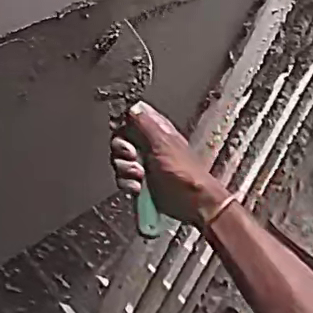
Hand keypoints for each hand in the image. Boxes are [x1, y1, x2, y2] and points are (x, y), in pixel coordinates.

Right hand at [109, 102, 231, 227]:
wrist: (193, 205)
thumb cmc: (185, 175)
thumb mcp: (163, 144)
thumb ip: (146, 124)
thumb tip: (133, 107)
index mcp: (157, 131)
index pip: (129, 121)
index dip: (123, 129)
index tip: (128, 141)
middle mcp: (149, 145)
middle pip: (119, 142)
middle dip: (121, 153)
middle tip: (134, 160)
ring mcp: (144, 164)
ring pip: (118, 161)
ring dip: (125, 171)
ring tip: (140, 177)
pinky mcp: (140, 182)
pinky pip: (122, 178)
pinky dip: (127, 184)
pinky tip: (138, 188)